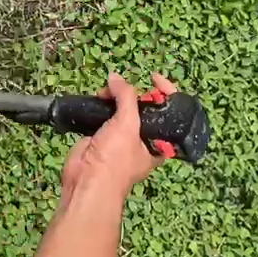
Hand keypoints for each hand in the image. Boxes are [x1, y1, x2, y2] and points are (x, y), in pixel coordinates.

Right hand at [58, 73, 174, 205]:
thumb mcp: (127, 125)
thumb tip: (115, 77)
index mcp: (160, 143)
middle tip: (121, 87)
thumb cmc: (116, 158)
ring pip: (123, 108)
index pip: (170, 113)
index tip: (153, 77)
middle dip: (133, 93)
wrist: (87, 179)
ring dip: (114, 96)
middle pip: (143, 107)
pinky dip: (102, 103)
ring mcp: (121, 136)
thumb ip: (126, 98)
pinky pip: (106, 113)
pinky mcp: (102, 134)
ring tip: (105, 92)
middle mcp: (143, 138)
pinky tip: (97, 97)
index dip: (166, 92)